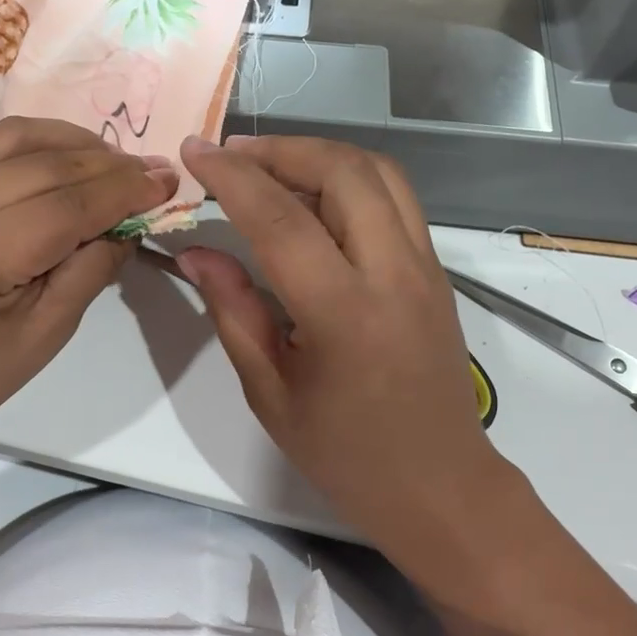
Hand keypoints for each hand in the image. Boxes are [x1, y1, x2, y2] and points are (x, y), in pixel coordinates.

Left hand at [0, 118, 178, 467]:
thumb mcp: (50, 331)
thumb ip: (95, 265)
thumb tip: (135, 214)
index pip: (65, 206)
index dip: (123, 190)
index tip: (168, 182)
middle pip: (46, 167)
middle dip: (110, 166)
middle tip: (155, 171)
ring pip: (21, 139)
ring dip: (77, 143)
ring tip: (118, 163)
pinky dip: (43, 140)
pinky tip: (74, 155)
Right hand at [175, 135, 508, 553]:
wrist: (442, 486)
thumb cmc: (347, 453)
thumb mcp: (271, 392)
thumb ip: (233, 310)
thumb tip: (195, 251)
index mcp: (344, 314)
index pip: (280, 220)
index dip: (231, 177)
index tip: (194, 150)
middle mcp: (393, 274)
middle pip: (342, 171)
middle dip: (280, 149)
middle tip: (233, 155)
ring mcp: (424, 265)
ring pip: (378, 171)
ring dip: (320, 154)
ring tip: (272, 166)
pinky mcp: (436, 267)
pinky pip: (396, 195)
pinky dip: (351, 175)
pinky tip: (316, 195)